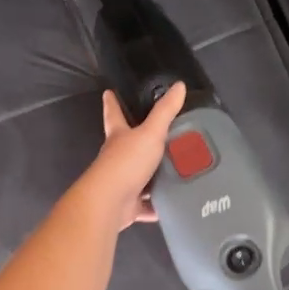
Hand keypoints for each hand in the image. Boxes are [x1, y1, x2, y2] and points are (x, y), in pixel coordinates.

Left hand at [80, 83, 186, 230]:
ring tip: (180, 170)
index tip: (108, 92)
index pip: (114, 114)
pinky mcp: (129, 205)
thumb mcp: (150, 133)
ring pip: (141, 176)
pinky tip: (175, 202)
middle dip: (141, 141)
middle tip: (163, 135)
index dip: (112, 102)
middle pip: (129, 146)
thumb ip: (165, 111)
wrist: (110, 203)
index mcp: (119, 137)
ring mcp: (122, 182)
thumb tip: (179, 84)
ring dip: (156, 176)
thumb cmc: (127, 162)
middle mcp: (117, 158)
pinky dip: (159, 204)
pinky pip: (148, 204)